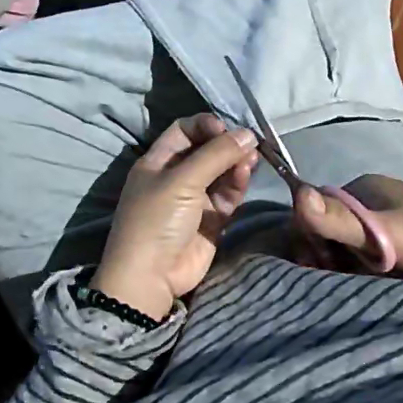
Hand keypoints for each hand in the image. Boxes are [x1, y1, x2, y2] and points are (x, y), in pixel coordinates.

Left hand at [92, 114, 258, 320]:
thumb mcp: (181, 181)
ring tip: (252, 159)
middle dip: (227, 144)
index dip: (205, 125)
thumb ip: (216, 155)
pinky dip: (238, 183)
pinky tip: (247, 174)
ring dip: (236, 163)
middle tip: (249, 143)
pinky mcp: (212, 219)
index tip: (225, 128)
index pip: (184, 131)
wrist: (151, 276)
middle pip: (207, 150)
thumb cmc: (157, 220)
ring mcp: (195, 199)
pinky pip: (228, 194)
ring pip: (221, 172)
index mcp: (158, 162)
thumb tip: (248, 134)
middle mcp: (177, 176)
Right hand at [289, 175, 402, 282]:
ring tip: (348, 288)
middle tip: (335, 282)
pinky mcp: (400, 242)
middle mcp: (371, 202)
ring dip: (343, 265)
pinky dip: (361, 269)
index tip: (317, 268)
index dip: (311, 240)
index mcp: (363, 188)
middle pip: (331, 230)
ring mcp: (387, 222)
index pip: (317, 212)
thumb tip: (297, 194)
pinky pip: (368, 255)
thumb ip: (339, 220)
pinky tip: (364, 285)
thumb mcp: (381, 231)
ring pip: (348, 245)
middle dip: (327, 255)